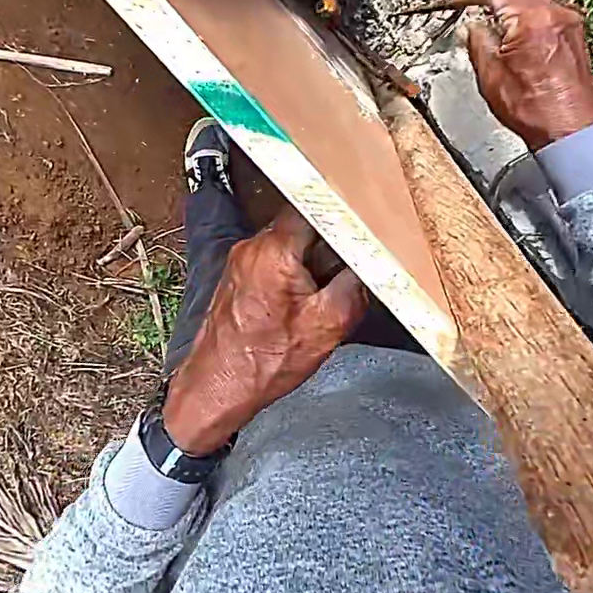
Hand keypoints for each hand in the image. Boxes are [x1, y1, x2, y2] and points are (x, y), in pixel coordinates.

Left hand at [163, 207, 368, 454]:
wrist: (218, 387)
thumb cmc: (262, 362)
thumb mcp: (327, 326)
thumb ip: (356, 285)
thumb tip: (374, 264)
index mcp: (275, 250)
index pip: (317, 206)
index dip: (345, 217)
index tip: (364, 229)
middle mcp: (253, 247)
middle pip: (305, 226)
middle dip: (330, 247)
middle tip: (345, 275)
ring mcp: (242, 260)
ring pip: (291, 245)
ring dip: (312, 264)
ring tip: (319, 298)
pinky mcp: (238, 277)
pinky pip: (276, 262)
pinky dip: (293, 276)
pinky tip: (298, 307)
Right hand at [450, 0, 592, 149]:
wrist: (572, 129)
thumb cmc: (536, 109)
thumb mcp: (491, 76)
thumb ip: (479, 43)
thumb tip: (473, 27)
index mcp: (530, 20)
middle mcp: (553, 14)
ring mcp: (567, 24)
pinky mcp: (573, 37)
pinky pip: (545, 9)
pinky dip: (525, 5)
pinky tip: (514, 15)